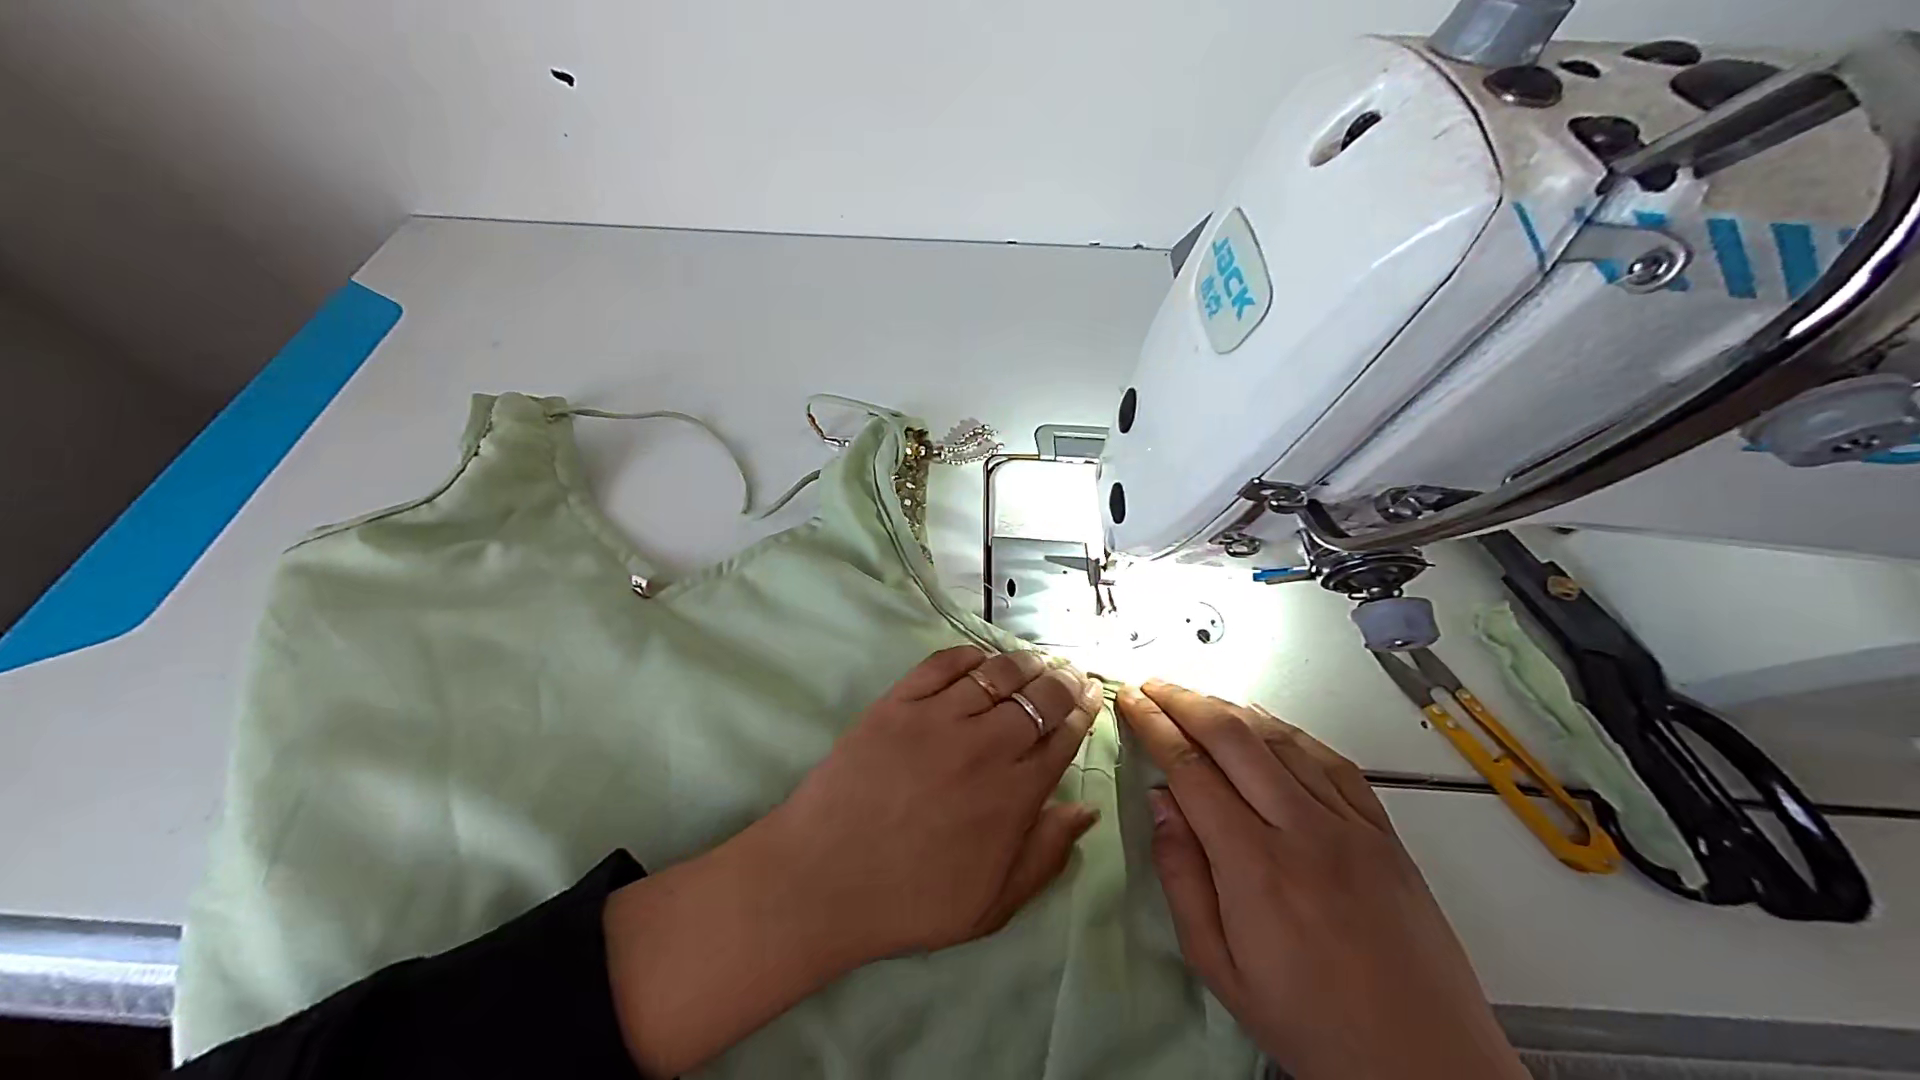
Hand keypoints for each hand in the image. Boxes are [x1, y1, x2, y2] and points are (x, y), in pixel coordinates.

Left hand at [604, 645, 1099, 1076]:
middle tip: (1070, 673)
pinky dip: (970, 655)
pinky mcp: (896, 704)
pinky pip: (942, 665)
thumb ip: (1044, 856)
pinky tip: (982, 656)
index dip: (1082, 713)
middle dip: (1063, 682)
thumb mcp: (991, 904)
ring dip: (1025, 663)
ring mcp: (938, 719)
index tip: (1092, 695)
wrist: (822, 879)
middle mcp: (985, 747)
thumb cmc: (910, 900)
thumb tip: (1085, 810)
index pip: (1062, 739)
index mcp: (1014, 795)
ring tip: (1036, 660)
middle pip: (1039, 698)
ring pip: (997, 674)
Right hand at [1117, 680, 1527, 1079]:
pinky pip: (1331, 760)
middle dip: (1185, 700)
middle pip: (1234, 737)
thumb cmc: (1310, 1024)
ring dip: (1231, 707)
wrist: (1426, 1064)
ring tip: (1197, 696)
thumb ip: (1182, 878)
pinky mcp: (1385, 830)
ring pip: (1281, 738)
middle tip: (1154, 685)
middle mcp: (1304, 830)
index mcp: (1255, 866)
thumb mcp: (1220, 966)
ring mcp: (1351, 825)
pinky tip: (1267, 724)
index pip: (1191, 770)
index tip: (1130, 701)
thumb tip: (1161, 803)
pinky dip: (1289, 731)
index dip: (1154, 726)